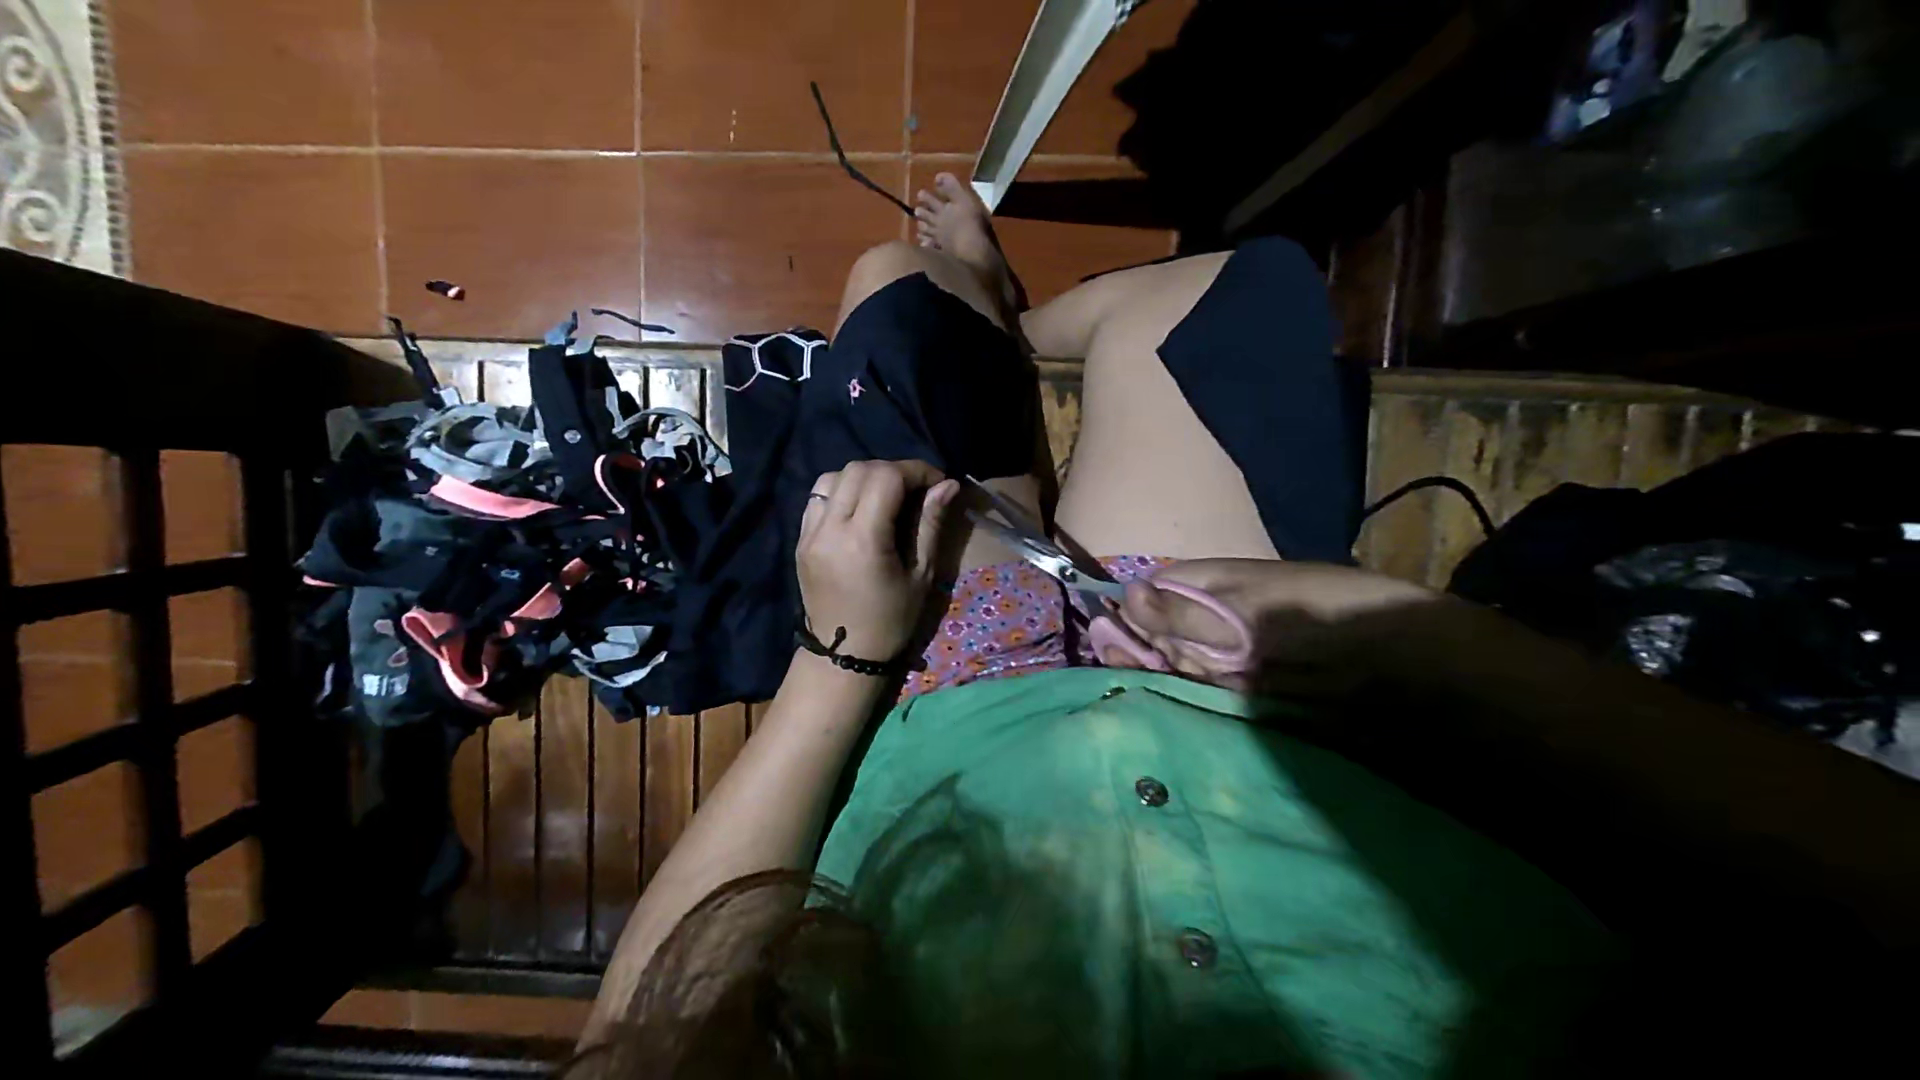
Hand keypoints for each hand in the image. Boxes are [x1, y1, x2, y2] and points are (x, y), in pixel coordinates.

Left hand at [798, 461, 959, 661]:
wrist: (844, 655)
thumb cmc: (892, 620)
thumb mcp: (922, 575)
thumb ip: (931, 524)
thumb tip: (949, 485)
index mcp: (863, 540)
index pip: (887, 477)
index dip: (916, 471)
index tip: (937, 484)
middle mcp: (830, 529)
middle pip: (859, 469)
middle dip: (893, 470)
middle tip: (916, 489)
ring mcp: (809, 533)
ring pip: (833, 477)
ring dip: (864, 477)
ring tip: (886, 497)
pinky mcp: (800, 540)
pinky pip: (817, 498)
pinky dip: (841, 491)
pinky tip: (860, 509)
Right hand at [1114, 558, 1439, 696]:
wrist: (1385, 651)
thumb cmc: (1310, 611)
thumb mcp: (1245, 609)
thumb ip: (1185, 614)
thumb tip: (1126, 595)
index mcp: (1195, 584)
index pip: (1141, 601)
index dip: (1126, 628)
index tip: (1118, 654)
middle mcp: (1199, 615)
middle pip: (1150, 639)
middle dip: (1143, 661)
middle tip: (1141, 682)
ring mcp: (1216, 648)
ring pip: (1170, 667)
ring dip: (1163, 684)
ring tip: (1154, 702)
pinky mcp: (1234, 680)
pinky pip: (1198, 689)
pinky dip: (1189, 700)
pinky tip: (1179, 712)